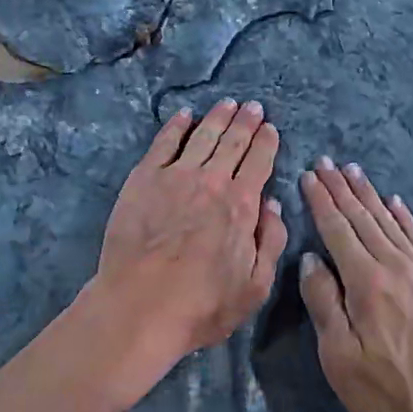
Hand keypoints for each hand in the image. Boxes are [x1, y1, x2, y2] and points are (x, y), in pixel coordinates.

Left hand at [93, 98, 288, 361]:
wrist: (139, 308)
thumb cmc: (201, 305)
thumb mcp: (256, 287)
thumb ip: (272, 242)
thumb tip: (273, 205)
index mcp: (242, 205)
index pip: (259, 161)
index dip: (266, 141)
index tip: (270, 127)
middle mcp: (212, 181)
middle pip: (234, 142)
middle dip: (246, 121)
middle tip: (253, 106)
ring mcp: (176, 176)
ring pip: (202, 135)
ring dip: (218, 117)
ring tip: (227, 103)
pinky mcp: (144, 179)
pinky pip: (163, 143)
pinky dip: (176, 126)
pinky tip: (184, 114)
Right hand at [297, 158, 412, 411]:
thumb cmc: (387, 393)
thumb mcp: (340, 358)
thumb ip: (324, 303)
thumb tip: (311, 258)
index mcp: (367, 282)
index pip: (339, 230)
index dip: (322, 202)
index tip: (310, 176)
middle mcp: (397, 265)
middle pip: (364, 218)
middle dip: (343, 188)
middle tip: (327, 162)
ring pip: (391, 222)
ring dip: (370, 195)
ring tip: (355, 172)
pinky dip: (405, 218)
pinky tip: (397, 204)